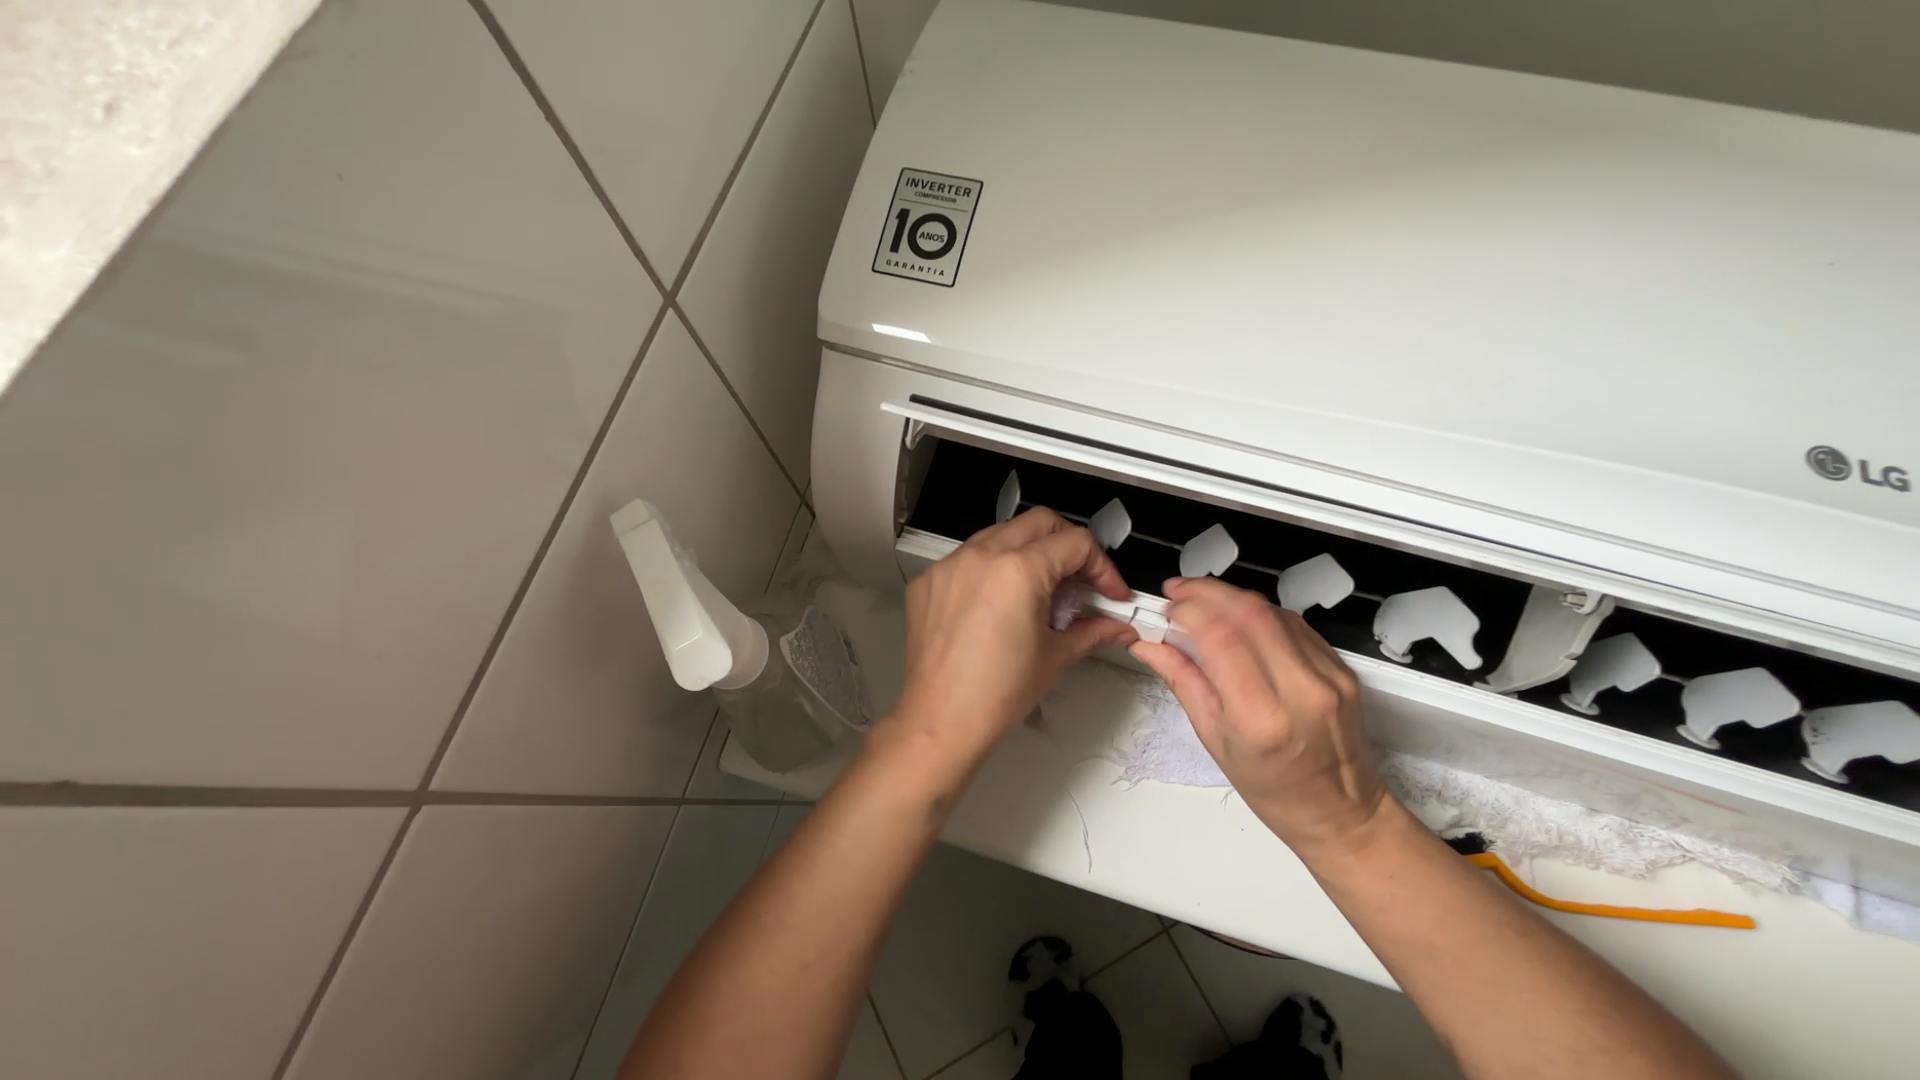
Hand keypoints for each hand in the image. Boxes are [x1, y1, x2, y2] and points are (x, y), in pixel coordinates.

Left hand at [885, 508, 1139, 766]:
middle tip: (1081, 576)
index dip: (1102, 566)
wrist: (941, 719)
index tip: (1110, 591)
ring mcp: (950, 566)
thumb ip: (1093, 631)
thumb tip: (1119, 628)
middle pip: (1039, 522)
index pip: (1075, 543)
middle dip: (1068, 544)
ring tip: (1040, 589)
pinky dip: (990, 568)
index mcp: (1019, 571)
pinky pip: (967, 558)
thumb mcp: (1055, 657)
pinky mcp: (929, 582)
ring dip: (1027, 550)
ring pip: (1000, 534)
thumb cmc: (996, 693)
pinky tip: (998, 602)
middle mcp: (981, 557)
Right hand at [1130, 577, 1390, 861]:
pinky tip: (1241, 618)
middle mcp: (1300, 689)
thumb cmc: (1270, 789)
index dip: (1189, 611)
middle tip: (1177, 591)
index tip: (1166, 608)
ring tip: (1202, 600)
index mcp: (1260, 717)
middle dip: (1207, 591)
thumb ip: (1183, 681)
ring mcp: (1328, 676)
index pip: (1221, 637)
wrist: (1343, 813)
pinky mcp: (1343, 669)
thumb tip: (1147, 642)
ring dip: (1233, 597)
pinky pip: (1296, 625)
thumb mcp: (1215, 740)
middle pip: (1249, 612)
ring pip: (1273, 611)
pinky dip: (1262, 613)